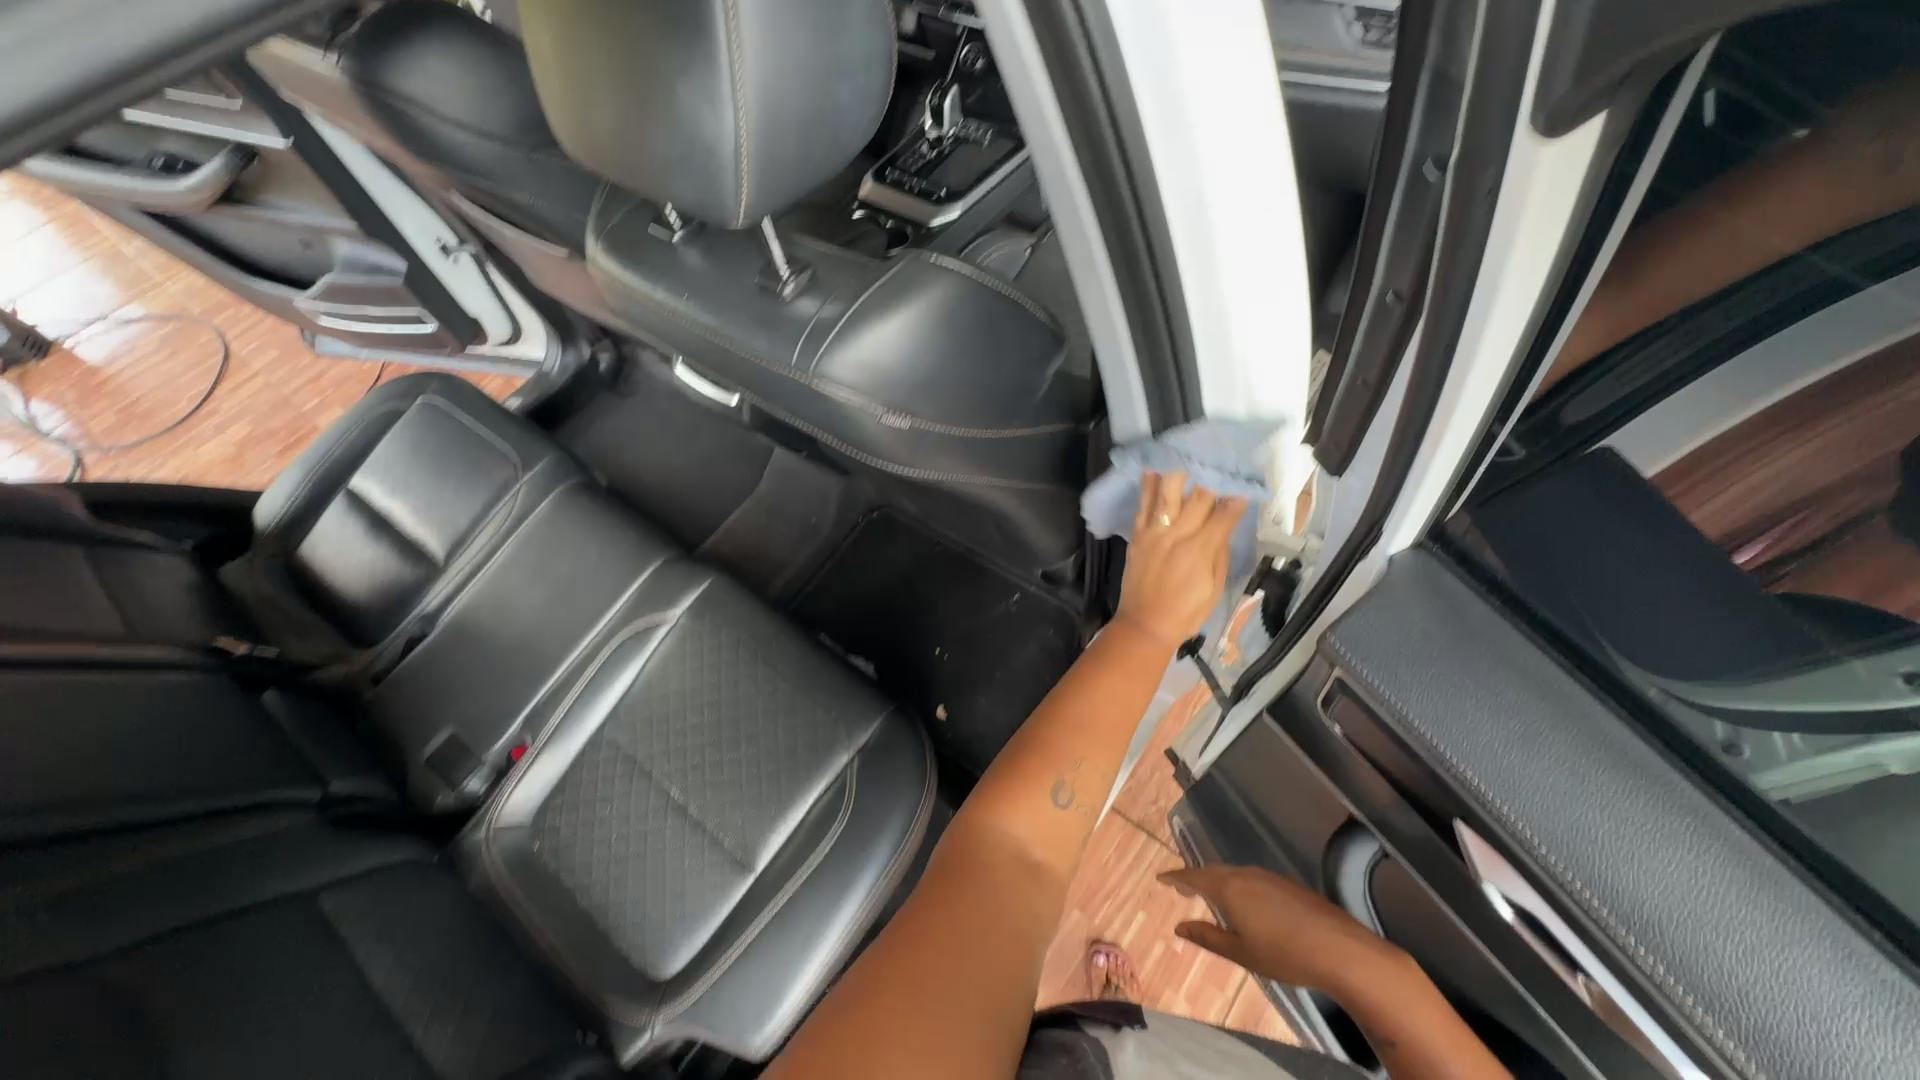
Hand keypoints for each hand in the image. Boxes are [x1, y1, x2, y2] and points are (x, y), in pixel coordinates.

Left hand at [1114, 471, 1247, 648]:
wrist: (1145, 624)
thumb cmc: (1186, 612)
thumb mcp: (1214, 588)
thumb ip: (1220, 554)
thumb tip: (1225, 527)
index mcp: (1200, 551)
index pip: (1223, 516)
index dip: (1236, 498)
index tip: (1245, 483)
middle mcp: (1177, 536)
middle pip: (1197, 498)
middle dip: (1211, 476)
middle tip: (1219, 457)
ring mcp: (1154, 534)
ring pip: (1166, 494)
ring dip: (1176, 470)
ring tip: (1183, 450)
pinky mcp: (1137, 536)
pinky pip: (1142, 506)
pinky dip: (1146, 486)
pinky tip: (1151, 467)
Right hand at [1159, 864, 1410, 997]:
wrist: (1341, 950)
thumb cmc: (1284, 955)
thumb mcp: (1240, 953)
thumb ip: (1208, 937)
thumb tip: (1179, 926)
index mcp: (1229, 888)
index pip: (1194, 877)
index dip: (1176, 878)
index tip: (1160, 878)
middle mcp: (1247, 875)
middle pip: (1214, 872)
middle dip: (1196, 878)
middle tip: (1182, 888)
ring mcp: (1271, 878)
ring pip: (1235, 874)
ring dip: (1219, 881)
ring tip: (1210, 894)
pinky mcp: (1290, 885)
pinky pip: (1253, 879)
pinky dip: (1238, 885)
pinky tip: (1245, 902)